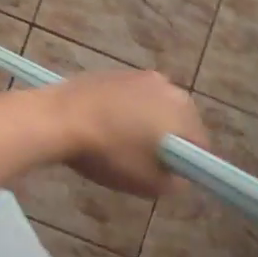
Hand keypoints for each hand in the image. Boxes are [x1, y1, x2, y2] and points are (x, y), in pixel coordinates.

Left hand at [47, 70, 207, 196]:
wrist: (58, 118)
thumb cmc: (109, 153)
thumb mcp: (151, 184)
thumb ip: (176, 181)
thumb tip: (176, 174)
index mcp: (183, 110)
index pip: (199, 144)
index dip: (187, 165)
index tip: (166, 176)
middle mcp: (166, 85)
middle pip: (176, 121)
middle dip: (165, 140)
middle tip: (141, 162)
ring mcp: (136, 74)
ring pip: (150, 107)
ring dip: (141, 124)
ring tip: (117, 144)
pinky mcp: (110, 72)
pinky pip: (127, 97)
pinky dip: (121, 111)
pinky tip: (101, 126)